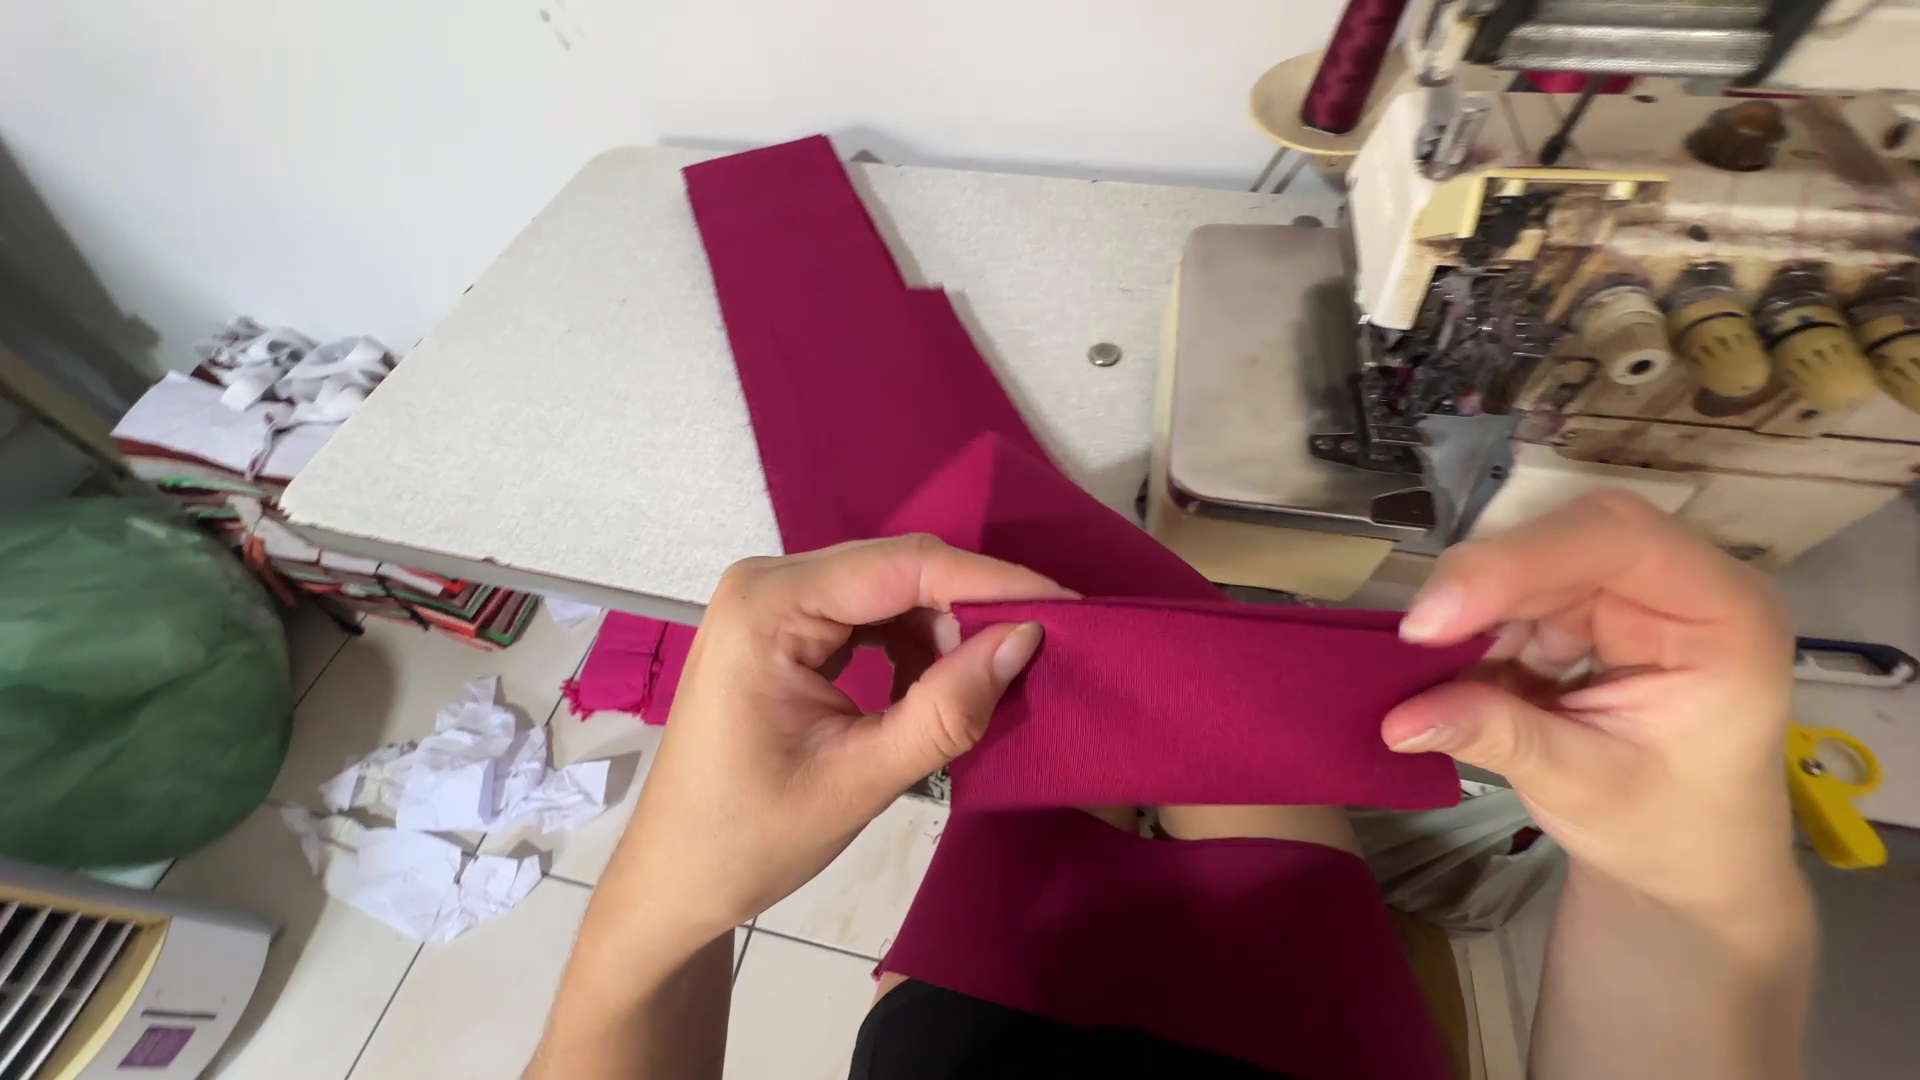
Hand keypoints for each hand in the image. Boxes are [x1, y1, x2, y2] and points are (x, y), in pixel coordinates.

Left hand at [607, 534, 1072, 940]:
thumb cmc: (750, 838)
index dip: (991, 582)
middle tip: (1036, 646)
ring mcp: (774, 599)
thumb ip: (947, 708)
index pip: (903, 567)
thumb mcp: (859, 778)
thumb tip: (1026, 639)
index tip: (1066, 605)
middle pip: (897, 569)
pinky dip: (912, 644)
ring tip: (983, 678)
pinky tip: (933, 683)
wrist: (676, 877)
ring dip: (943, 629)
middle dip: (970, 607)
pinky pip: (868, 614)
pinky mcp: (785, 624)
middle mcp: (769, 581)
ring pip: (888, 590)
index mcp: (769, 604)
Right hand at [1381, 491, 1797, 915]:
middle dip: (1478, 582)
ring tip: (1428, 667)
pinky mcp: (1571, 610)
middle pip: (1557, 538)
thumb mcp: (1583, 788)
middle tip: (1416, 639)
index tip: (1433, 623)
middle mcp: (1670, 586)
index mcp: (1718, 617)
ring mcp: (1617, 594)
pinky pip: (1500, 593)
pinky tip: (1449, 668)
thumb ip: (1498, 738)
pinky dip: (1463, 628)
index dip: (1514, 563)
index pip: (1617, 541)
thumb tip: (1398, 720)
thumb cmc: (1668, 826)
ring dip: (1465, 610)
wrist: (1683, 855)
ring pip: (1518, 560)